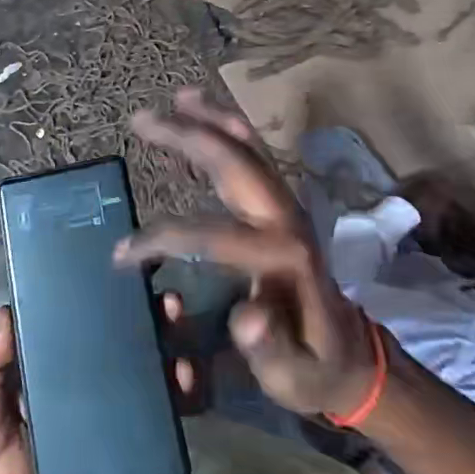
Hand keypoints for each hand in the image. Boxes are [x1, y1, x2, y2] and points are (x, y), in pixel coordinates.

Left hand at [0, 300, 197, 473]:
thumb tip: (5, 314)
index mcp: (46, 373)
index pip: (73, 322)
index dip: (94, 291)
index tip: (117, 264)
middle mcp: (85, 384)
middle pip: (119, 336)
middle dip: (143, 310)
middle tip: (161, 294)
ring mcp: (114, 412)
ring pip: (147, 364)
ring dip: (168, 339)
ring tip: (176, 325)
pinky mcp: (137, 444)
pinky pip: (163, 411)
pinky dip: (181, 388)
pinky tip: (186, 376)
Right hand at [117, 90, 374, 419]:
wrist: (352, 356)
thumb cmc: (316, 367)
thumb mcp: (294, 375)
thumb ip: (271, 348)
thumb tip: (247, 317)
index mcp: (286, 258)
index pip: (215, 235)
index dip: (166, 239)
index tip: (123, 254)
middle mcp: (286, 219)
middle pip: (236, 164)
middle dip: (189, 137)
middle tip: (142, 119)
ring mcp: (286, 208)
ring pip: (248, 149)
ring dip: (213, 119)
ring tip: (178, 98)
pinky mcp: (281, 208)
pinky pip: (252, 157)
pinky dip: (228, 131)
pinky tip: (204, 117)